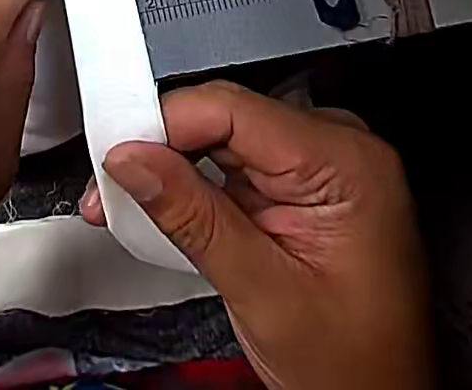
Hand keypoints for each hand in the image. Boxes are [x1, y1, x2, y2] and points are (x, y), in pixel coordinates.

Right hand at [82, 82, 433, 389]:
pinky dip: (190, 176)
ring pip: (216, 132)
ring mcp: (314, 157)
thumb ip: (192, 217)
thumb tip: (133, 160)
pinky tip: (168, 199)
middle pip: (220, 115)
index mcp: (343, 162)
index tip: (118, 150)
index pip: (231, 108)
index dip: (165, 122)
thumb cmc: (358, 366)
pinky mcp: (295, 173)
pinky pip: (226, 153)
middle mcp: (333, 145)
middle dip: (160, 147)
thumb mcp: (264, 294)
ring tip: (134, 199)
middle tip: (113, 182)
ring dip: (169, 163)